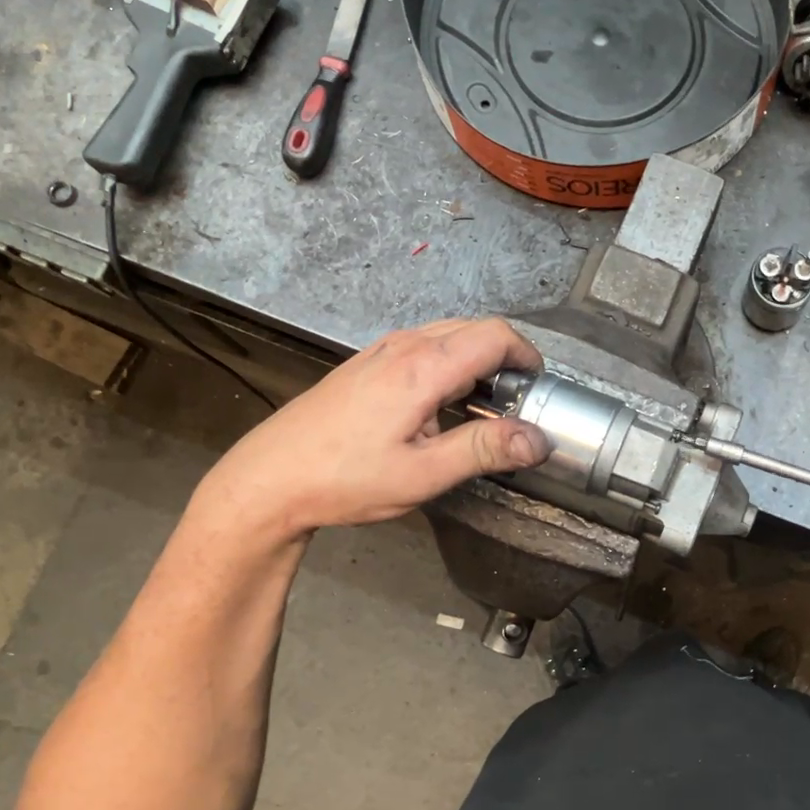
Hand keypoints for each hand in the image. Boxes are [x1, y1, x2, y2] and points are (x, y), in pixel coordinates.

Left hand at [196, 318, 552, 539]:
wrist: (271, 479)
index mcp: (423, 367)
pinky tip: (443, 410)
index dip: (527, 356)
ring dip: (478, 364)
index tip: (537, 392)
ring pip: (449, 337)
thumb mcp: (424, 474)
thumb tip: (539, 440)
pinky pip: (425, 348)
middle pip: (475, 330)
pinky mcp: (367, 365)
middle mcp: (403, 346)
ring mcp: (381, 351)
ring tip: (483, 414)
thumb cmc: (346, 479)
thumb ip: (484, 450)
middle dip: (507, 361)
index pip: (494, 335)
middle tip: (516, 409)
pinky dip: (451, 368)